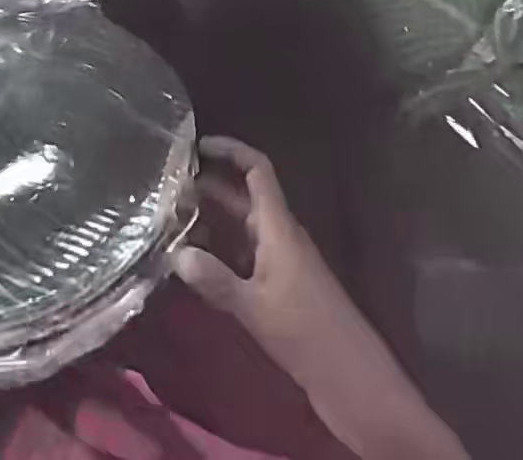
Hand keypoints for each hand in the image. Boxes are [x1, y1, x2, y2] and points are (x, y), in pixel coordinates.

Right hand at [174, 137, 468, 459]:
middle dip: (210, 184)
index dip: (231, 150)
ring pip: (242, 224)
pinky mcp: (279, 284)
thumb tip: (176, 253)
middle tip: (169, 182)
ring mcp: (281, 259)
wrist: (353, 379)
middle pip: (244, 195)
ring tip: (172, 215)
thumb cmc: (308, 334)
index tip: (198, 144)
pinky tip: (195, 259)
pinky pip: (244, 251)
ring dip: (212, 216)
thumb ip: (216, 280)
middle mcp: (280, 234)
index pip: (257, 170)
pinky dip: (220, 246)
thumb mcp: (256, 309)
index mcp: (279, 227)